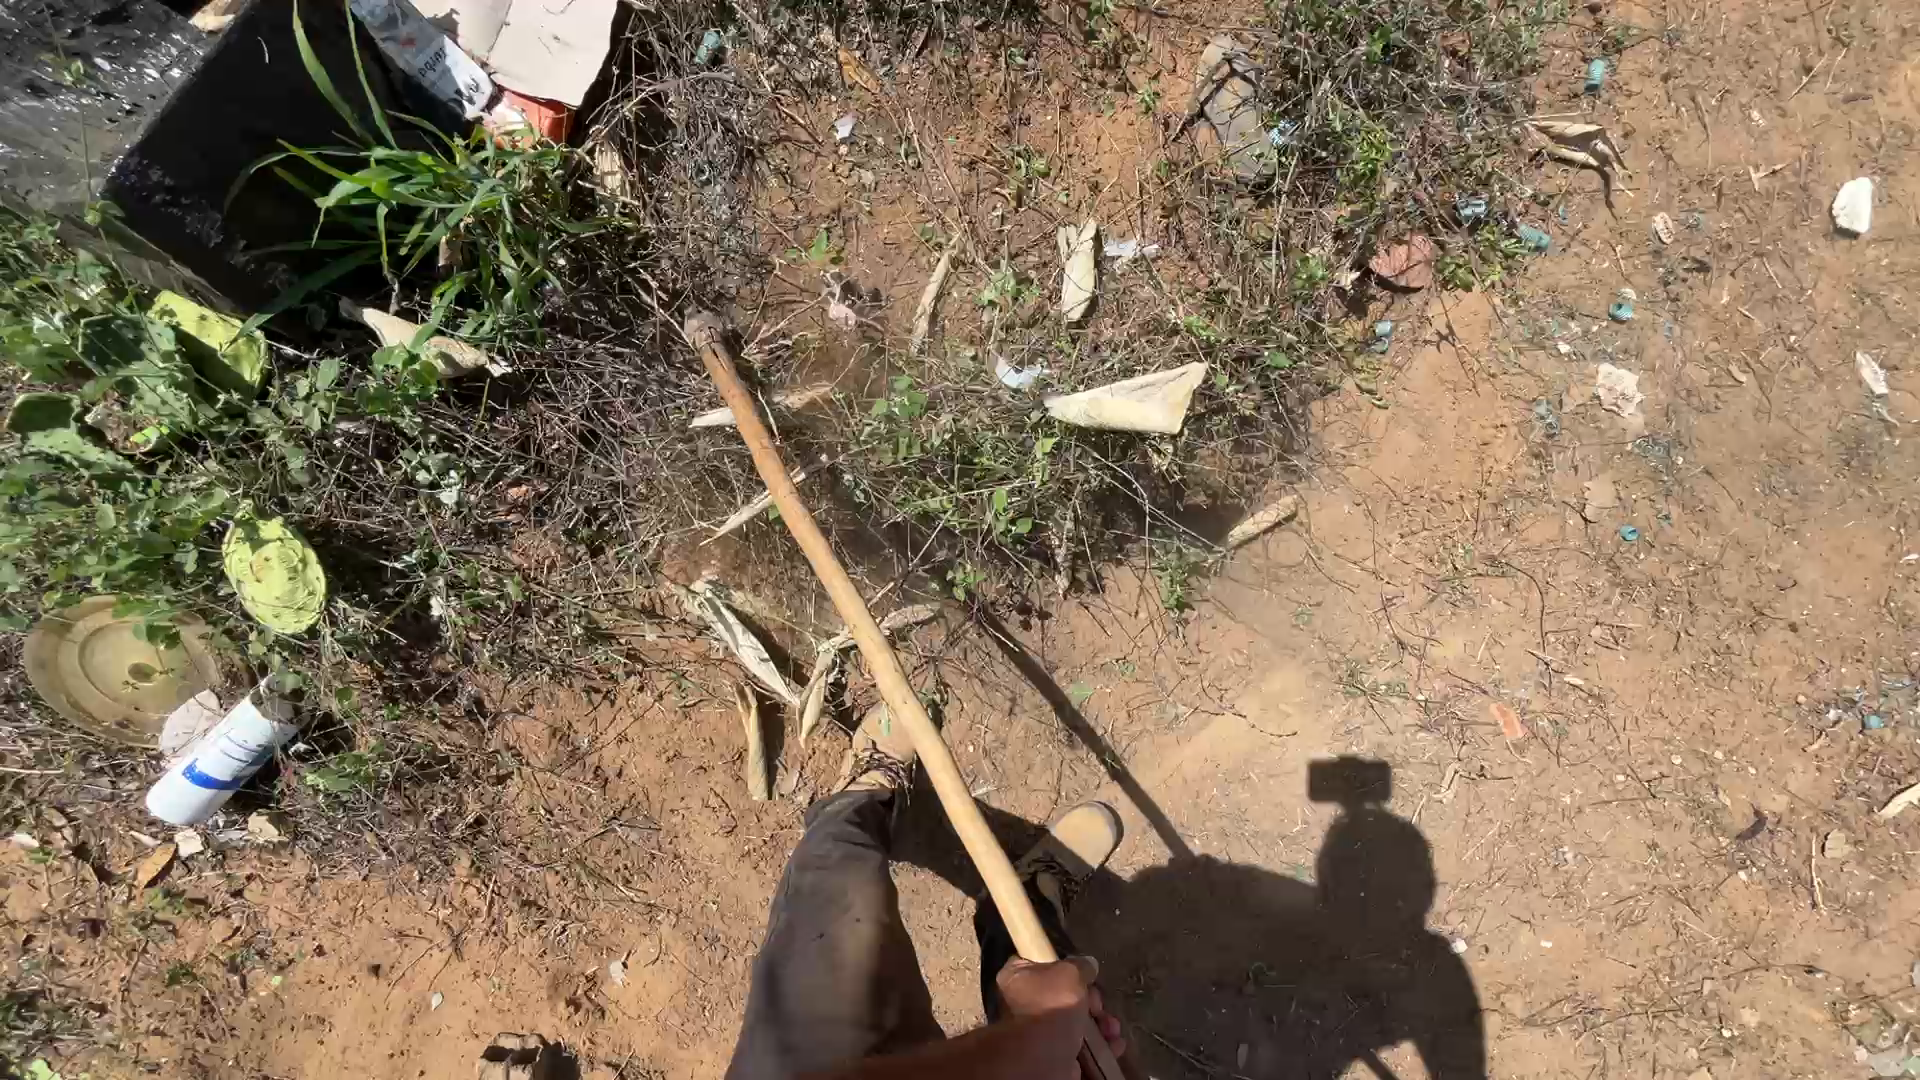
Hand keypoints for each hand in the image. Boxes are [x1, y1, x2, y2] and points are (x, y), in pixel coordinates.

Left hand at [997, 956, 1127, 1071]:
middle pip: (1066, 996)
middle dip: (1093, 1003)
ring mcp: (1040, 1034)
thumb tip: (1089, 964)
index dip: (1069, 969)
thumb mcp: (1069, 974)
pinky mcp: (1056, 1057)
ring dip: (1101, 1026)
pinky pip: (1082, 1048)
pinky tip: (1114, 1046)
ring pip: (1077, 1024)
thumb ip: (1080, 966)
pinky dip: (1100, 1047)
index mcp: (1018, 977)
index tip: (1087, 977)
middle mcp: (1025, 1004)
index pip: (1044, 964)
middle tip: (1100, 1008)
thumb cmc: (1050, 1007)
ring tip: (1112, 1030)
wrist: (1042, 1061)